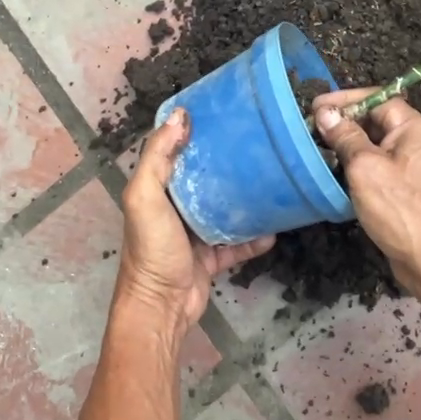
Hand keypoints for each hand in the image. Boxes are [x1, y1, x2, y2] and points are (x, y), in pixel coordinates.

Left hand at [115, 108, 275, 343]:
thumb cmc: (152, 248)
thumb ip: (157, 157)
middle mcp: (174, 206)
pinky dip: (254, 237)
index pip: (176, 150)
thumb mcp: (145, 197)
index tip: (224, 113)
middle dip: (226, 162)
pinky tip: (275, 227)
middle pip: (204, 177)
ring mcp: (194, 233)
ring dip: (244, 199)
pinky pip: (237, 242)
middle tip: (257, 144)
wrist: (161, 307)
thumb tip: (180, 116)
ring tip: (272, 180)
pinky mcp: (211, 257)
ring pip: (224, 208)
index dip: (195, 131)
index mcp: (157, 188)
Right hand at [313, 89, 420, 299]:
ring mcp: (419, 170)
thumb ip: (345, 137)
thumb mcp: (366, 168)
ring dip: (351, 148)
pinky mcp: (414, 194)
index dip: (345, 99)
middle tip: (313, 130)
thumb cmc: (403, 210)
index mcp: (415, 128)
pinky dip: (362, 169)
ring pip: (379, 148)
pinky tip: (341, 179)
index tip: (315, 107)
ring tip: (321, 152)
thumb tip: (326, 113)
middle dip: (346, 123)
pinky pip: (384, 170)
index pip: (377, 99)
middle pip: (378, 121)